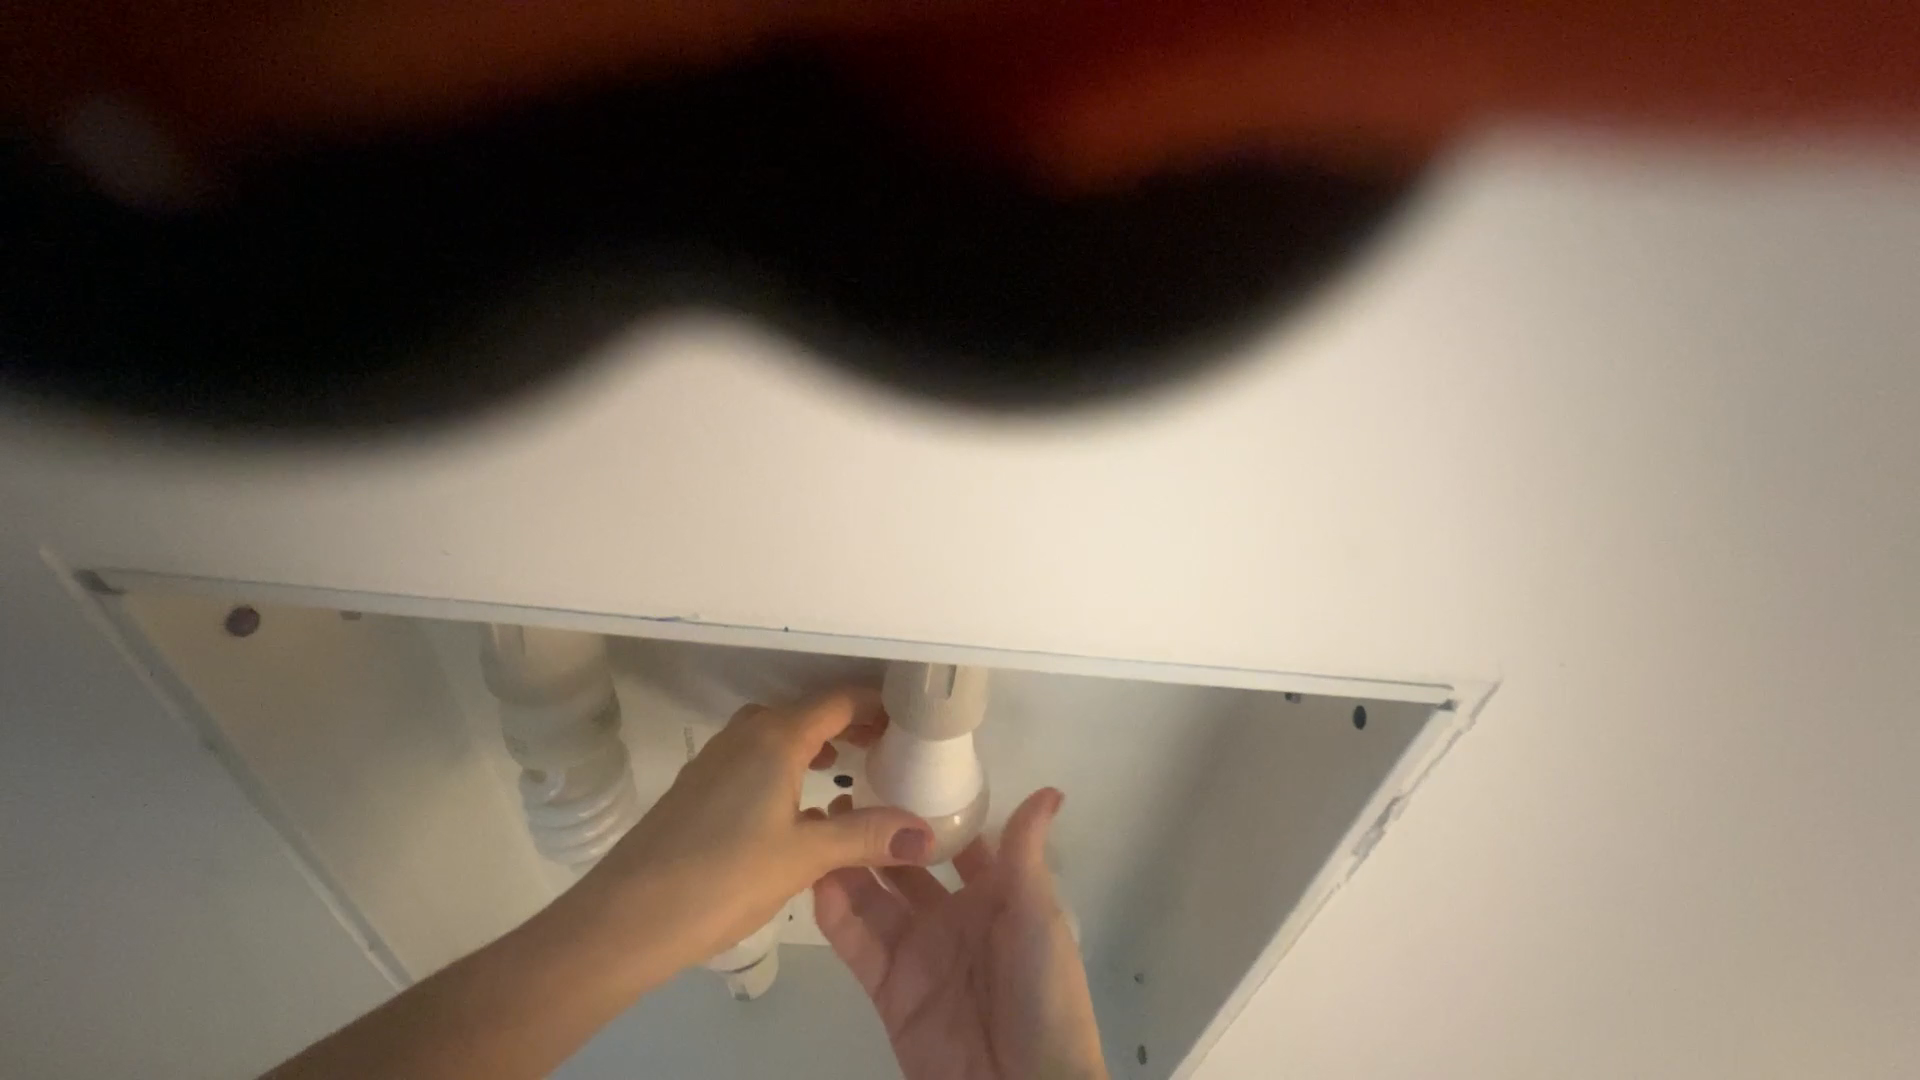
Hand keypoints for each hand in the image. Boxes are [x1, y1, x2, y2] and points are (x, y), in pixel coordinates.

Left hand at [555, 687, 935, 987]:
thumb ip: (866, 837)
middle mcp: (746, 734)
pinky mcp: (697, 786)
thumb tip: (928, 833)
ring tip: (844, 768)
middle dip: (849, 723)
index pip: (838, 701)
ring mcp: (715, 758)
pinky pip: (753, 756)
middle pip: (807, 712)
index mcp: (776, 737)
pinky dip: (784, 762)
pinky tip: (792, 805)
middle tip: (886, 745)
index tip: (908, 721)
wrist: (624, 918)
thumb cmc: (722, 877)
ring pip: (777, 733)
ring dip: (814, 742)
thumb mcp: (804, 857)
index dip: (876, 706)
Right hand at [814, 788, 1107, 1079]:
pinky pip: (858, 945)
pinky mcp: (888, 989)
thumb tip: (1050, 790)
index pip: (958, 844)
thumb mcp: (1039, 915)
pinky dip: (836, 916)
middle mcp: (951, 917)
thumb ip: (1026, 852)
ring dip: (850, 866)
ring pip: (875, 899)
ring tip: (820, 826)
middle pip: (907, 867)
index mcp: (993, 896)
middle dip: (881, 834)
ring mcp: (917, 952)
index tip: (902, 767)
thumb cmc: (1043, 992)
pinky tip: (817, 881)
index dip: (932, 810)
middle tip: (846, 794)